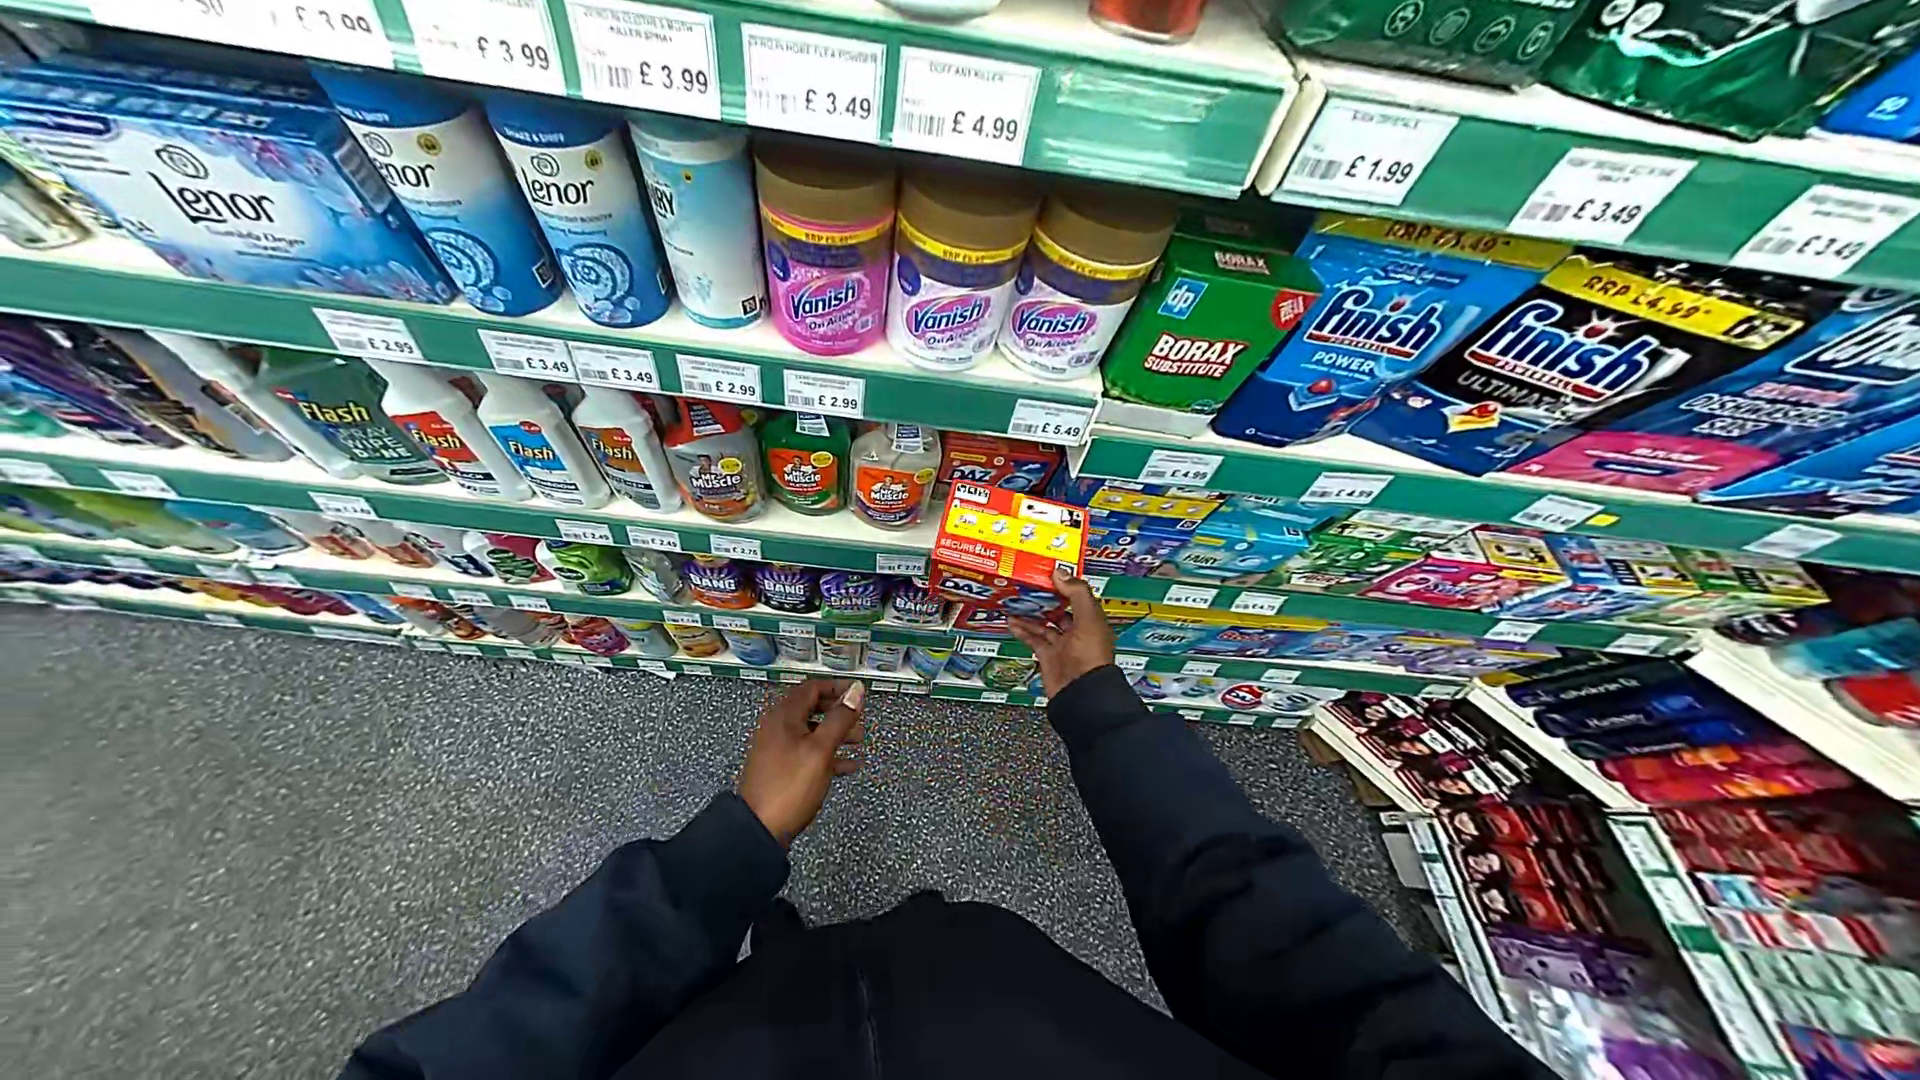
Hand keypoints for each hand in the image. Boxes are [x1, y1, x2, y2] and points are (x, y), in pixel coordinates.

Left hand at [737, 679, 865, 846]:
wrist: (759, 829)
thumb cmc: (789, 785)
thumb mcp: (821, 748)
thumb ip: (840, 717)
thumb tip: (856, 690)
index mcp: (784, 715)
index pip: (813, 687)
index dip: (837, 687)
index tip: (857, 693)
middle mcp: (777, 726)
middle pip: (812, 708)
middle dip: (838, 711)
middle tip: (859, 717)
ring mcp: (776, 748)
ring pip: (811, 731)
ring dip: (835, 733)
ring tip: (858, 741)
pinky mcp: (778, 768)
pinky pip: (806, 751)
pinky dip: (826, 753)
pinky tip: (847, 765)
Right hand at [1008, 567, 1113, 698]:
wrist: (1081, 694)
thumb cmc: (1090, 658)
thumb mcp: (1089, 618)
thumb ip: (1076, 593)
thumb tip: (1060, 572)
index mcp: (1092, 621)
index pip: (1077, 597)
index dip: (1063, 585)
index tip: (1047, 574)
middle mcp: (1078, 632)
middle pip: (1058, 609)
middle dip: (1043, 598)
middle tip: (1027, 585)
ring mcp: (1062, 645)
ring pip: (1043, 624)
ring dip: (1029, 613)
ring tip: (1015, 601)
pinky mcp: (1048, 656)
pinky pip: (1033, 639)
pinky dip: (1022, 630)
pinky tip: (1012, 622)